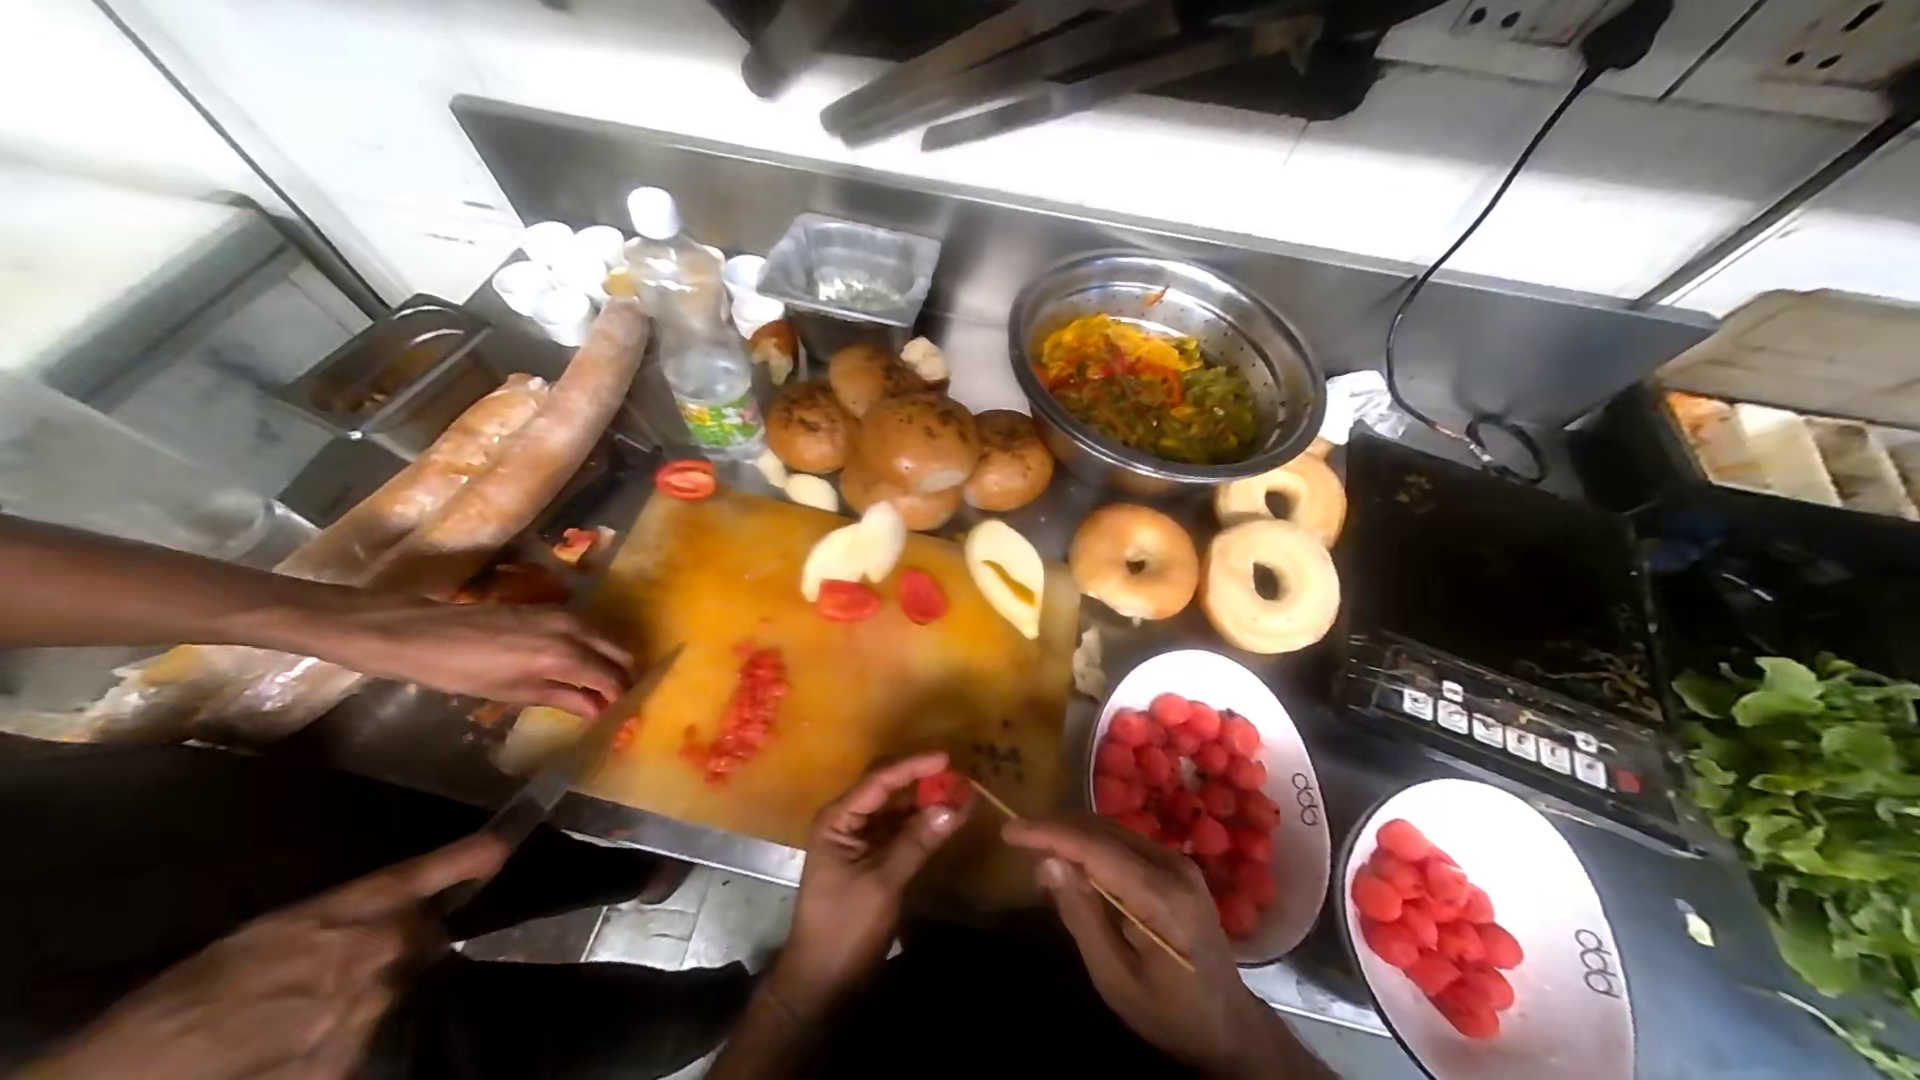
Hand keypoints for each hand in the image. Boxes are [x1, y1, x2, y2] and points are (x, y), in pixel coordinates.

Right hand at [23, 833, 506, 1079]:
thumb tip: (382, 916)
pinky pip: (367, 1033)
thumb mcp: (260, 940)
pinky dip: (350, 1031)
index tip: (498, 848)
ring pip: (395, 985)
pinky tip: (304, 1041)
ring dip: (379, 986)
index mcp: (335, 915)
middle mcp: (365, 953)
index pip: (413, 879)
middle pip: (417, 937)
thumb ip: (332, 923)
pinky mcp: (345, 1058)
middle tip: (372, 953)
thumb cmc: (173, 1006)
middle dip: (409, 938)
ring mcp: (361, 1007)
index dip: (460, 861)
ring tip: (317, 1006)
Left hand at [297, 600, 635, 716]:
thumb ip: (563, 697)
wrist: (421, 633)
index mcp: (563, 655)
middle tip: (620, 698)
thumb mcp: (514, 692)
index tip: (621, 712)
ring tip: (606, 684)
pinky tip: (587, 663)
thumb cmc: (462, 671)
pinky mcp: (553, 608)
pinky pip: (592, 628)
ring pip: (609, 637)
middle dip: (626, 675)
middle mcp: (573, 629)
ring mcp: (565, 614)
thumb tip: (598, 709)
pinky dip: (599, 646)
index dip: (620, 696)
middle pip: (619, 651)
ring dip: (614, 659)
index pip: (610, 676)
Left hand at [768, 753, 968, 1013]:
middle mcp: (847, 820)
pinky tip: (947, 819)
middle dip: (921, 779)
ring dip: (925, 801)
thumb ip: (917, 841)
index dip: (913, 766)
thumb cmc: (845, 927)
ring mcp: (859, 839)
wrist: (823, 981)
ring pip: (896, 808)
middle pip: (887, 788)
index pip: (879, 780)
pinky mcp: (872, 857)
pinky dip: (922, 823)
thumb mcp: (883, 882)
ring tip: (960, 794)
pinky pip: (900, 829)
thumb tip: (953, 806)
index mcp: (838, 819)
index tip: (947, 758)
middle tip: (958, 775)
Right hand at [1002, 815, 1326, 1079]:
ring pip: (1111, 828)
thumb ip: (1081, 917)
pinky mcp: (1176, 865)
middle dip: (1054, 827)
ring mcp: (1177, 861)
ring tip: (1035, 845)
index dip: (1048, 832)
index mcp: (1161, 897)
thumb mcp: (1115, 979)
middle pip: (1101, 829)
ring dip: (1070, 831)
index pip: (1095, 847)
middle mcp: (1172, 866)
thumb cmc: (1168, 1012)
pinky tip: (1070, 856)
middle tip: (1015, 837)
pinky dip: (1090, 841)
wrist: (1228, 1024)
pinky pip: (1123, 839)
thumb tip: (1046, 862)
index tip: (1009, 831)